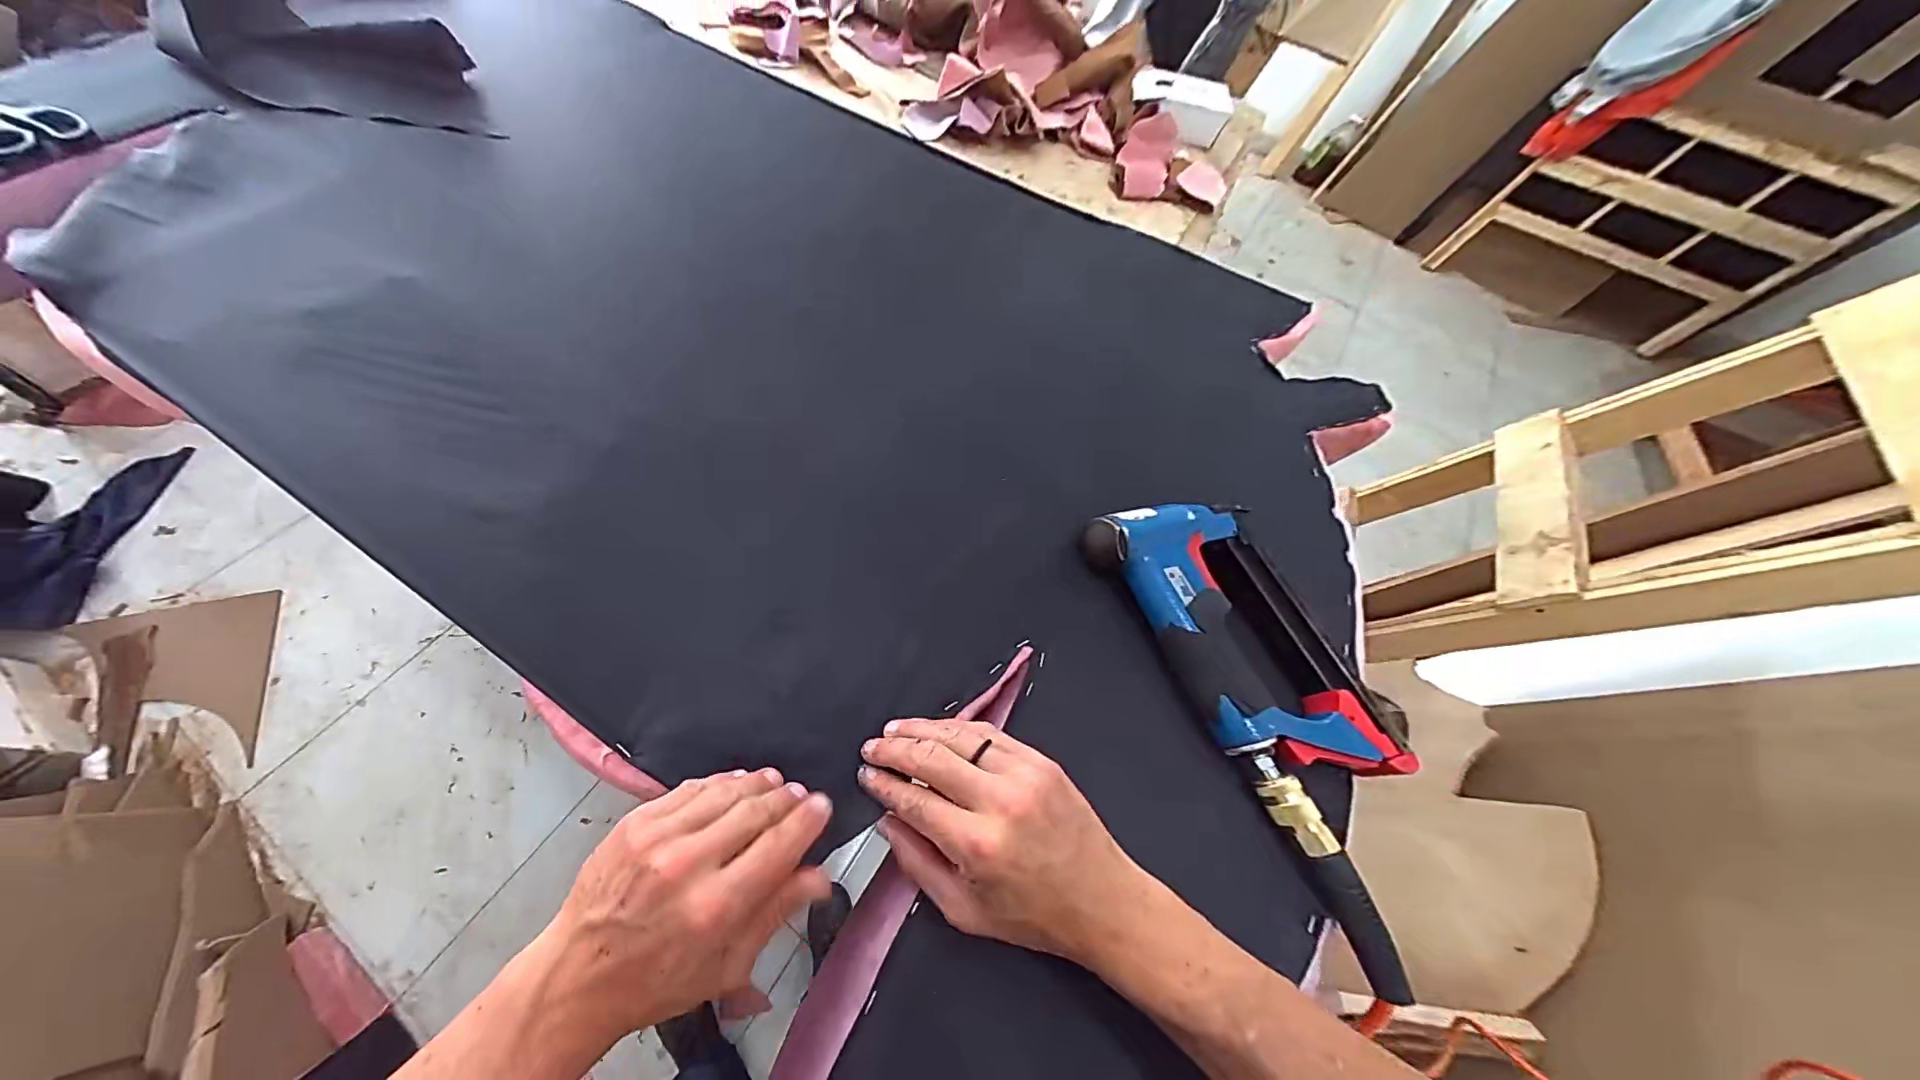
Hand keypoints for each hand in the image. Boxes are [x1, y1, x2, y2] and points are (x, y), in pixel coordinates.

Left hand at [534, 768, 831, 1044]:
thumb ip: (777, 911)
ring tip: (774, 782)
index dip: (808, 818)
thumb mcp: (727, 965)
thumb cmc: (654, 980)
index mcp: (716, 908)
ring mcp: (657, 839)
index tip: (821, 806)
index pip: (780, 844)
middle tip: (800, 795)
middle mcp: (687, 866)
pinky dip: (719, 782)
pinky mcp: (635, 823)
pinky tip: (734, 783)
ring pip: (726, 790)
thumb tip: (819, 876)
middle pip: (756, 809)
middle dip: (787, 797)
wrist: (577, 976)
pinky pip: (691, 788)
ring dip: (758, 783)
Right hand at [857, 719, 1151, 963]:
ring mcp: (1025, 775)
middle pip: (932, 758)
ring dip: (922, 729)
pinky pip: (991, 733)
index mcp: (978, 845)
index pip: (914, 799)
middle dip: (893, 749)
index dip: (884, 783)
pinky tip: (939, 728)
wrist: (1102, 899)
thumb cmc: (1035, 914)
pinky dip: (959, 727)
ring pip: (960, 736)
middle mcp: (1000, 802)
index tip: (866, 775)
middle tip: (872, 747)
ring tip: (896, 729)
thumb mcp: (964, 910)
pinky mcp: (1042, 761)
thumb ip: (917, 863)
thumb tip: (889, 820)